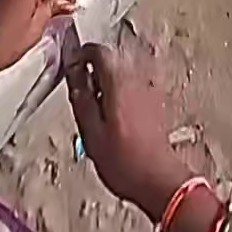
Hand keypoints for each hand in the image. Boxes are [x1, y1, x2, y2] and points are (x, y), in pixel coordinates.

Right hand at [65, 42, 191, 219]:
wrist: (158, 180)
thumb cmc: (126, 161)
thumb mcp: (91, 132)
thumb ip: (81, 98)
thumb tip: (73, 74)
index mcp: (118, 81)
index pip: (98, 51)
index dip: (81, 56)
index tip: (72, 69)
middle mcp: (135, 79)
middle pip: (110, 61)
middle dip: (93, 73)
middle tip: (82, 96)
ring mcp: (147, 89)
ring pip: (120, 74)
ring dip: (105, 85)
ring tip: (97, 113)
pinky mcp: (153, 102)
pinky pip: (130, 86)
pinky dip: (118, 94)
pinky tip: (114, 120)